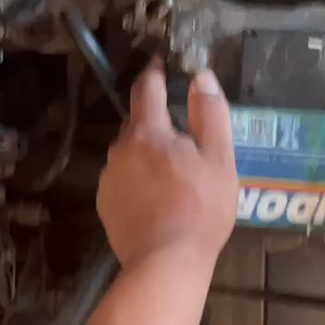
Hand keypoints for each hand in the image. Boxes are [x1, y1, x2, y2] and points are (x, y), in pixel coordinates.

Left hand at [97, 62, 239, 270]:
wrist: (165, 263)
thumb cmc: (200, 208)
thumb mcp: (219, 159)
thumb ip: (210, 114)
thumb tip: (202, 77)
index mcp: (148, 132)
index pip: (147, 88)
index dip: (155, 72)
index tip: (161, 62)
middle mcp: (120, 149)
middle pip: (137, 122)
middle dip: (156, 120)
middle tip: (181, 131)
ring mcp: (109, 178)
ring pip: (129, 153)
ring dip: (146, 153)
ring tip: (171, 170)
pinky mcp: (105, 204)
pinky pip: (122, 180)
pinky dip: (137, 179)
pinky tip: (156, 197)